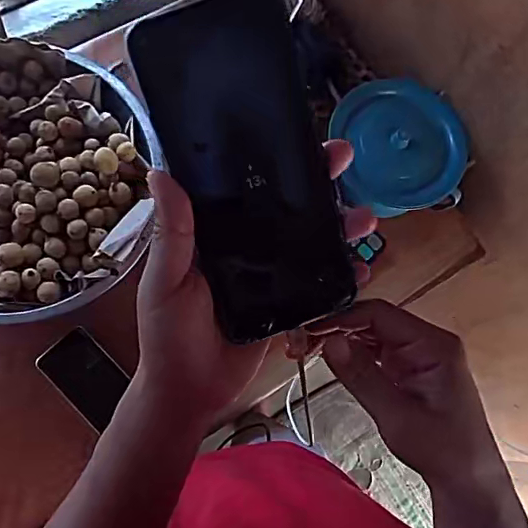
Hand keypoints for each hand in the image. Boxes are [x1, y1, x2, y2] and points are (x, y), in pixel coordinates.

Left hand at [133, 141, 376, 430]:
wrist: (190, 391)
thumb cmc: (167, 336)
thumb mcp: (165, 281)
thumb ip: (171, 233)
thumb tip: (161, 174)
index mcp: (211, 235)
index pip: (244, 188)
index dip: (270, 161)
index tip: (297, 136)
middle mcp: (242, 249)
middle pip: (284, 208)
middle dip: (316, 183)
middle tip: (344, 158)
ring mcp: (266, 277)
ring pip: (307, 243)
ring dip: (338, 227)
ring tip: (365, 218)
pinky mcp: (285, 306)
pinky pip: (316, 285)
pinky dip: (340, 276)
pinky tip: (363, 268)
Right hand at [290, 300, 507, 490]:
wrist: (466, 478)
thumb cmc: (442, 449)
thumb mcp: (395, 415)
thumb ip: (361, 376)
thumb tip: (330, 342)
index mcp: (434, 345)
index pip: (379, 314)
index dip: (341, 318)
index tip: (309, 330)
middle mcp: (428, 344)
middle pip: (374, 321)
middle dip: (336, 329)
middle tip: (301, 343)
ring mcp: (419, 356)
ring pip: (372, 335)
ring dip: (342, 341)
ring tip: (308, 351)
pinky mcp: (411, 370)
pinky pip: (377, 353)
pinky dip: (353, 356)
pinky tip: (333, 362)